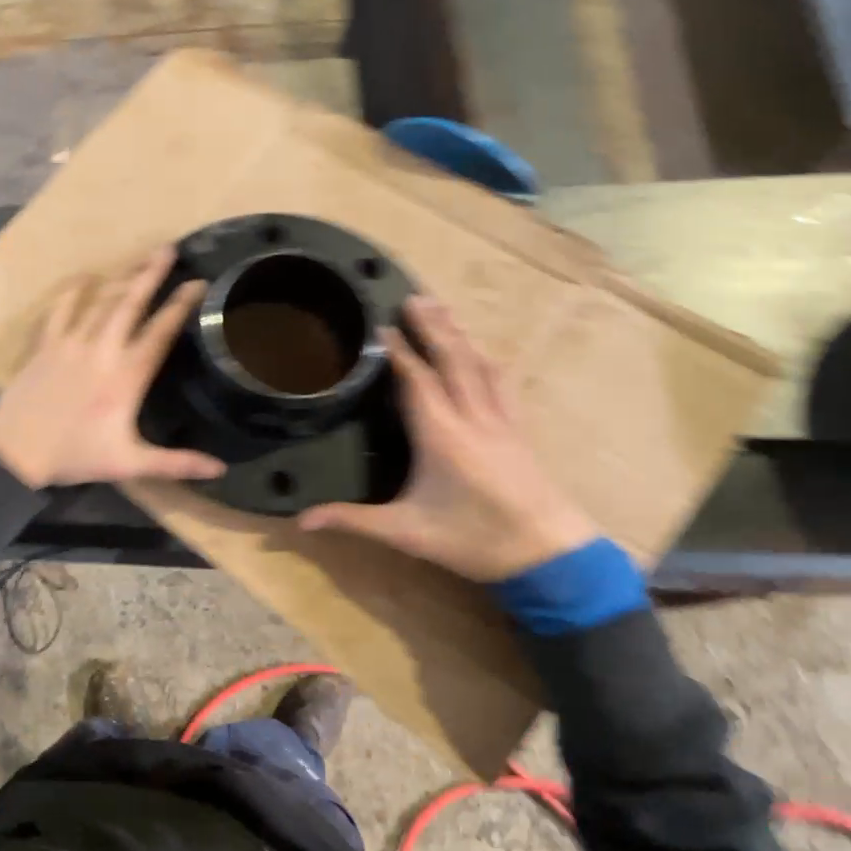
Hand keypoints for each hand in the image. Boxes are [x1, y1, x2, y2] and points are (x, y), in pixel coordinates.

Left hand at [0, 249, 227, 489]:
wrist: (16, 451)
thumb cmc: (74, 456)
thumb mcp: (129, 463)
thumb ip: (176, 463)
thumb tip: (220, 470)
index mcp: (126, 376)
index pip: (160, 332)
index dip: (180, 305)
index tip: (198, 283)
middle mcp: (102, 350)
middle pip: (130, 303)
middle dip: (151, 275)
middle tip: (168, 249)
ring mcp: (70, 343)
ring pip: (100, 301)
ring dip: (121, 278)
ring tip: (139, 258)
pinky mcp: (44, 345)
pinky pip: (59, 310)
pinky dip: (72, 292)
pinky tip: (83, 277)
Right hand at [297, 296, 597, 581]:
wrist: (550, 554)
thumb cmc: (473, 540)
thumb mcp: (406, 533)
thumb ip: (352, 520)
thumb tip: (300, 519)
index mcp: (441, 436)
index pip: (416, 381)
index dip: (397, 351)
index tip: (379, 325)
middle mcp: (472, 418)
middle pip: (452, 361)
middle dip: (431, 327)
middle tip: (413, 296)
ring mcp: (500, 421)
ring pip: (479, 366)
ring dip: (458, 335)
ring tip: (442, 309)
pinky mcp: (518, 431)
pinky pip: (500, 383)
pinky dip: (485, 359)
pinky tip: (482, 352)